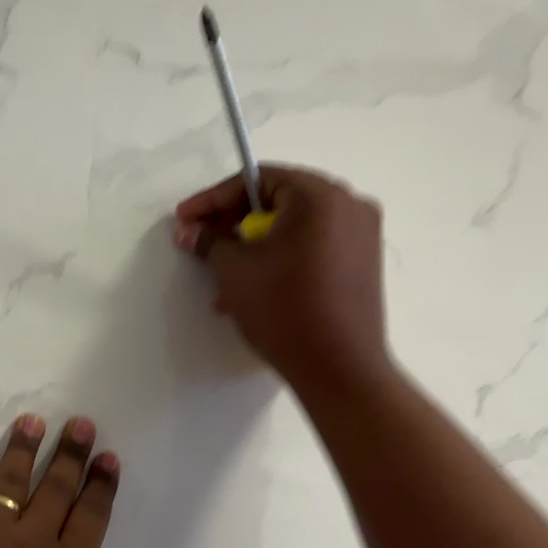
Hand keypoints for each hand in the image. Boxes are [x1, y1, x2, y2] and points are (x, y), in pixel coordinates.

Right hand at [173, 165, 392, 396]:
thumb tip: (188, 230)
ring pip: (293, 228)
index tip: (184, 218)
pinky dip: (281, 259)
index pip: (258, 179)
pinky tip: (255, 290)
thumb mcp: (234, 271)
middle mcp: (349, 205)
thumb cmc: (284, 310)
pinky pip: (312, 247)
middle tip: (201, 243)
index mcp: (320, 197)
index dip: (213, 199)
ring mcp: (362, 235)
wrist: (338, 368)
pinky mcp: (363, 263)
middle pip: (278, 200)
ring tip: (223, 281)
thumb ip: (209, 242)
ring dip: (254, 247)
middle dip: (233, 224)